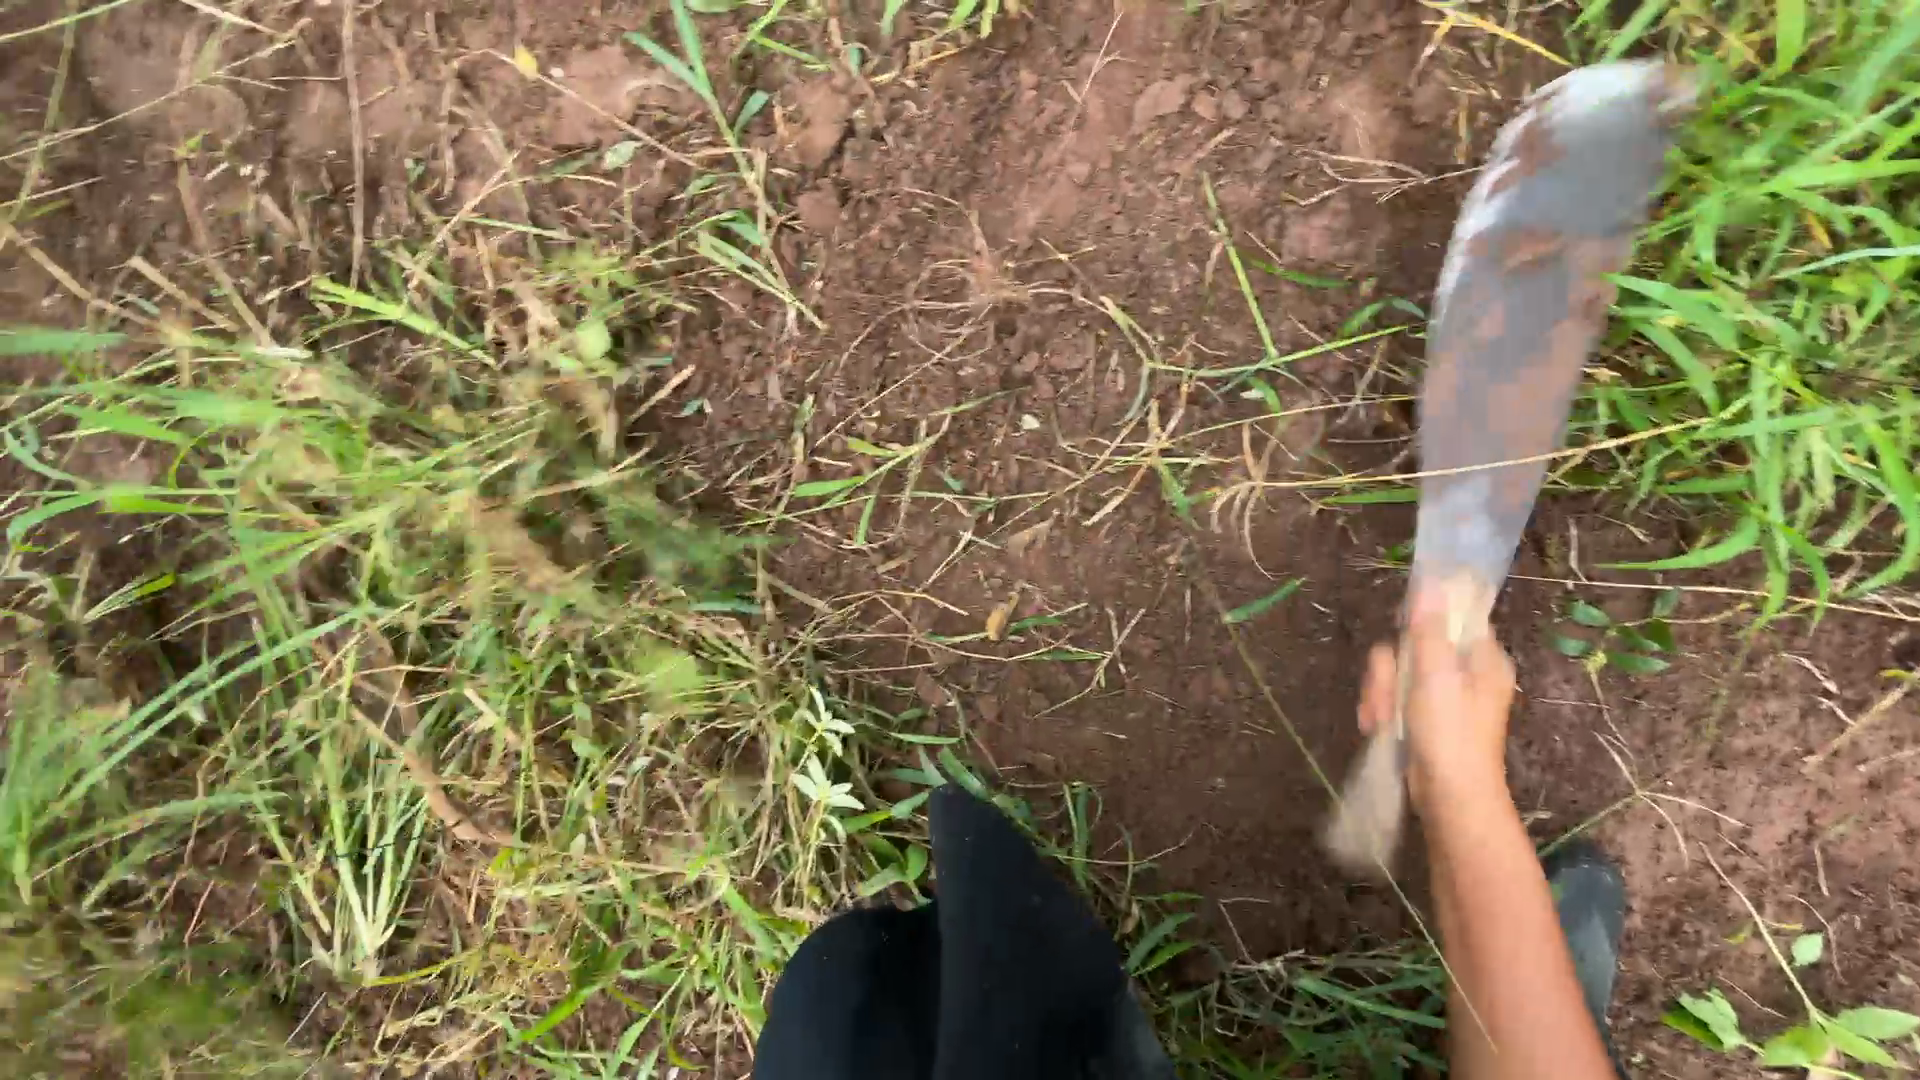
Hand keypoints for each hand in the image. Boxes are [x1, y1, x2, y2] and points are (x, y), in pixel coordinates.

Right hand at [1356, 600, 1516, 820]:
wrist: (1449, 797)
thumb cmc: (1449, 734)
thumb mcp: (1435, 676)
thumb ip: (1429, 630)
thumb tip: (1431, 582)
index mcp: (1483, 659)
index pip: (1452, 618)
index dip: (1420, 623)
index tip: (1401, 640)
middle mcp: (1466, 673)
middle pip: (1414, 646)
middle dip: (1389, 671)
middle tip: (1385, 695)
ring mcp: (1445, 696)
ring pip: (1398, 672)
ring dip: (1381, 693)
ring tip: (1378, 718)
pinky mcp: (1426, 716)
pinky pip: (1395, 696)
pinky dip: (1382, 709)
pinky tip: (1377, 726)